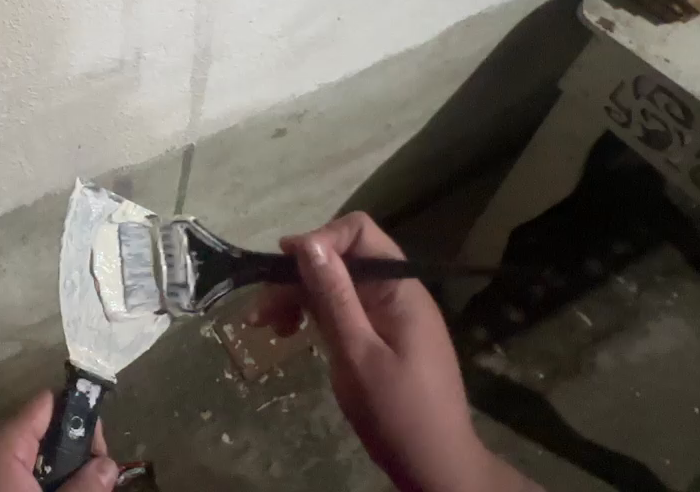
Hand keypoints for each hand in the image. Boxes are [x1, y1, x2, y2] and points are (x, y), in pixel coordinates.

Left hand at [0, 390, 118, 491]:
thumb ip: (85, 488)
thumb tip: (107, 464)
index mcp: (4, 440)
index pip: (49, 402)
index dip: (80, 419)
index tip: (99, 453)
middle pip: (42, 427)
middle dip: (72, 452)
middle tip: (93, 483)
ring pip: (29, 452)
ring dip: (55, 471)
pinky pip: (12, 471)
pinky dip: (33, 482)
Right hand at [251, 213, 536, 491]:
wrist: (438, 473)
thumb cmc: (399, 413)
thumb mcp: (357, 353)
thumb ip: (334, 296)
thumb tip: (307, 242)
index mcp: (399, 289)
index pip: (359, 232)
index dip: (321, 239)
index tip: (287, 264)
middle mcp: (393, 293)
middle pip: (339, 259)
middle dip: (296, 275)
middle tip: (261, 306)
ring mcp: (385, 314)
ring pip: (332, 284)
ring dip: (295, 297)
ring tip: (263, 324)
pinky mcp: (376, 334)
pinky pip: (338, 308)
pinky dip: (309, 314)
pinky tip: (287, 332)